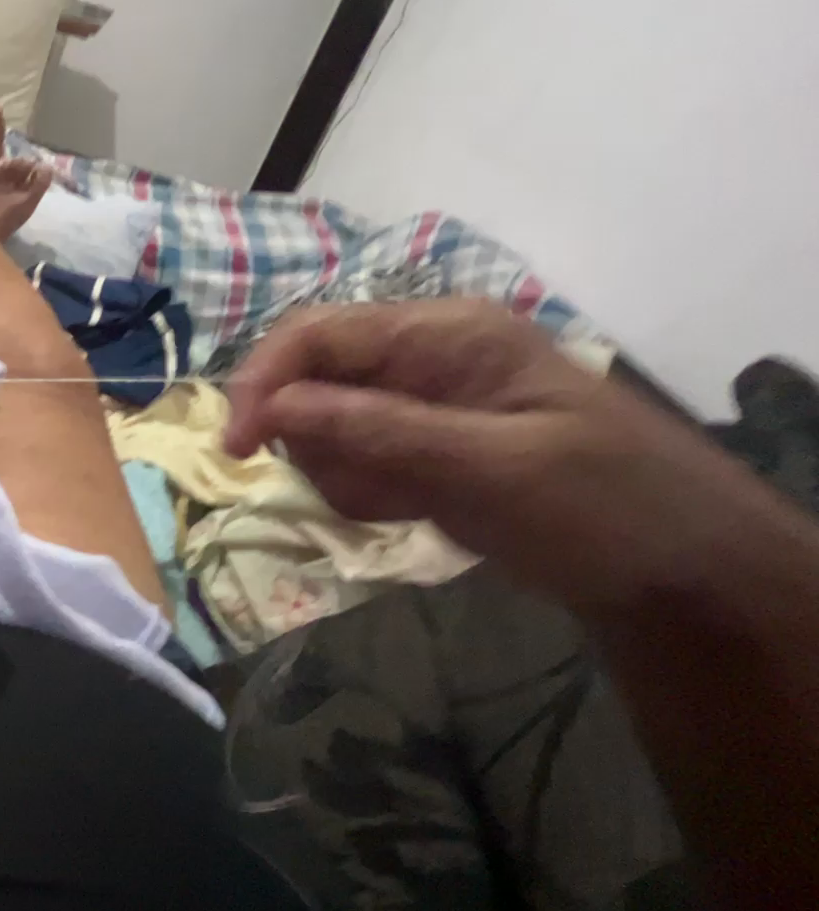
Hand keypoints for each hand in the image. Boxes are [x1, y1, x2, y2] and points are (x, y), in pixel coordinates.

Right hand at [222, 300, 786, 614]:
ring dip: (341, 472)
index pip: (314, 334)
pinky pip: (344, 460)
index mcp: (442, 333)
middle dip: (313, 438)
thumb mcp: (487, 465)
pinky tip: (409, 507)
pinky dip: (361, 490)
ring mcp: (414, 401)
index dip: (262, 381)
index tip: (236, 447)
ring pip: (318, 427)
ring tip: (402, 501)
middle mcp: (418, 356)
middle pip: (306, 381)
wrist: (674, 577)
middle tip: (362, 486)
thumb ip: (376, 428)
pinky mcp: (411, 443)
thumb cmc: (602, 507)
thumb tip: (270, 408)